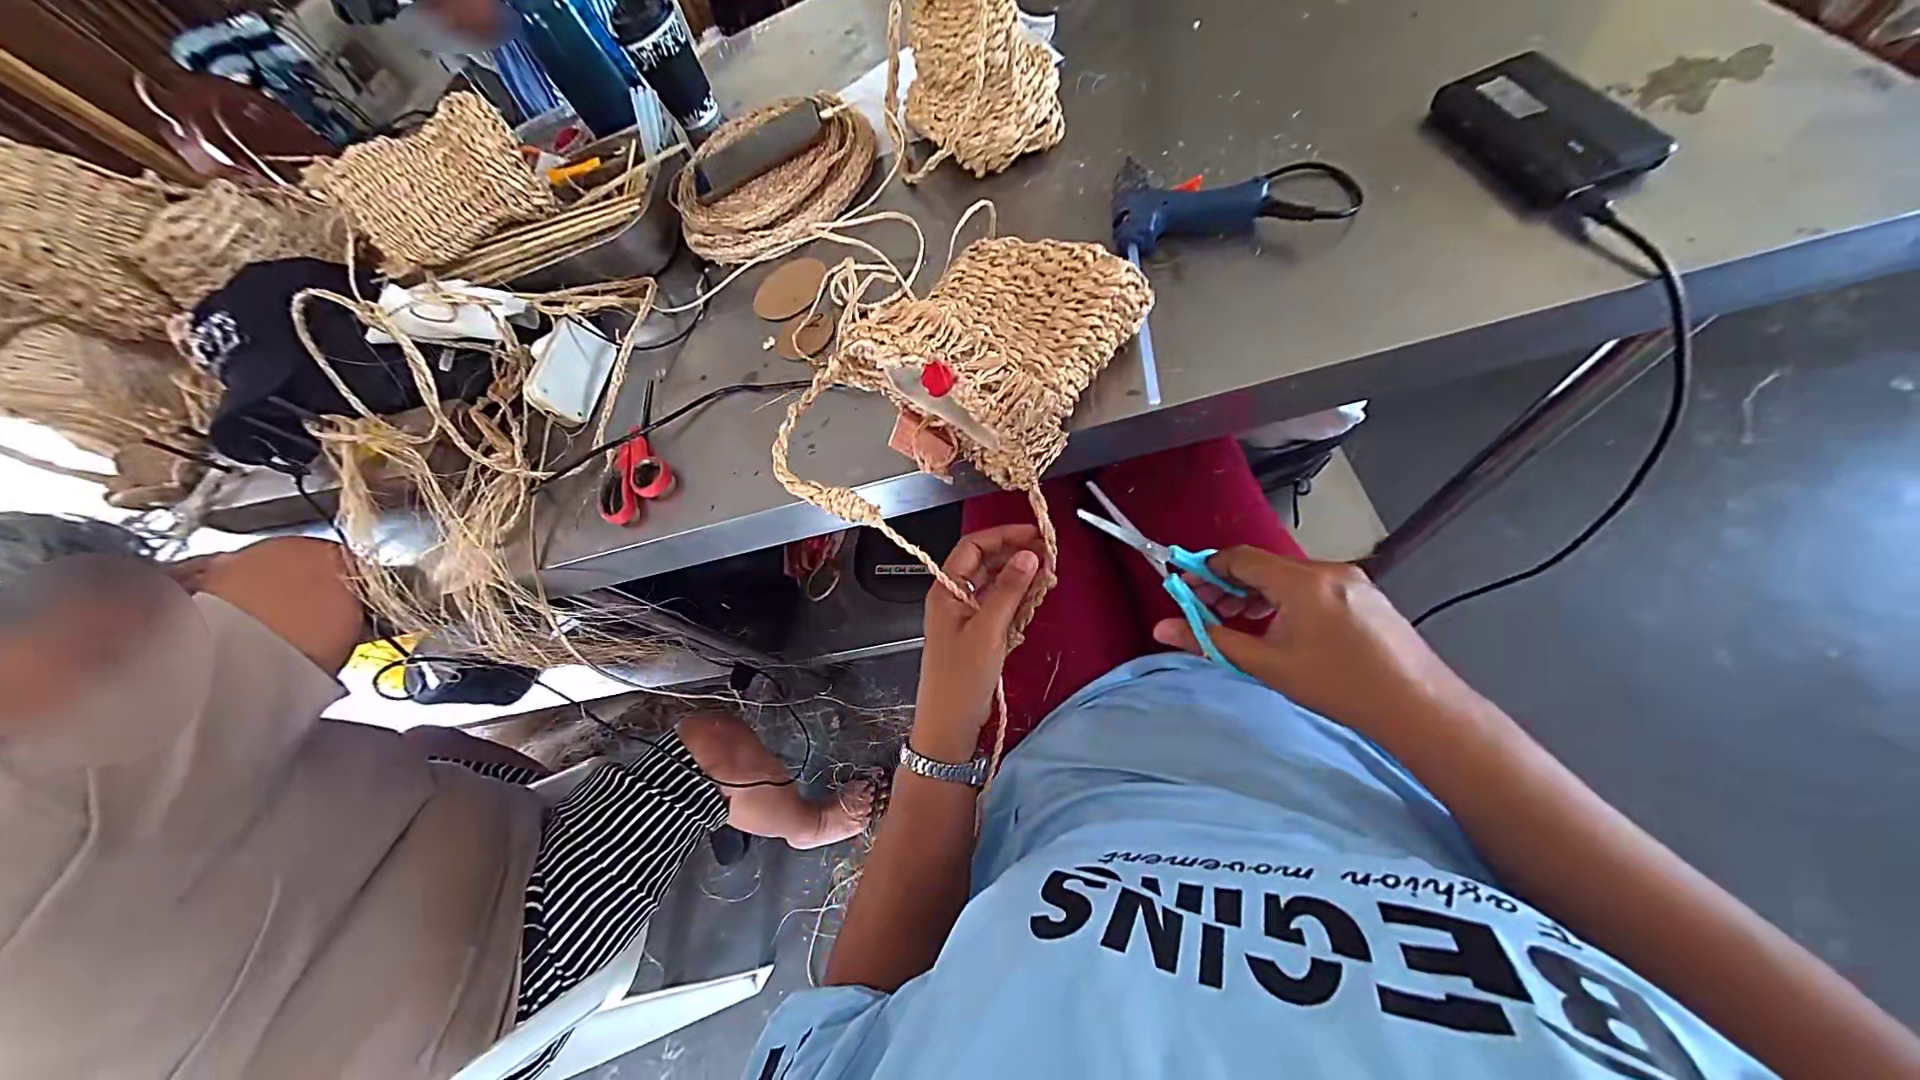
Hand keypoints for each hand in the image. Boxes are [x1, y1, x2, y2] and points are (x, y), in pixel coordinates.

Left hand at [913, 525, 1044, 760]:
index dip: (1003, 535)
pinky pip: (999, 606)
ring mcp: (966, 615)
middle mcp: (954, 596)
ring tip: (1047, 577)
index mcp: (946, 589)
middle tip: (1049, 556)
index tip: (1034, 534)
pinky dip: (1017, 600)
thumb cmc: (961, 678)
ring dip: (1020, 579)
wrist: (950, 723)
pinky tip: (1034, 600)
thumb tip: (1029, 555)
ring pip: (995, 584)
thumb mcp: (988, 629)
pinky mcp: (978, 633)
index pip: (973, 546)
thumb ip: (1009, 590)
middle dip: (1016, 556)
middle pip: (986, 563)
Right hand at [1152, 547, 1486, 737]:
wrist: (1418, 707)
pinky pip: (1309, 585)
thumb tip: (1163, 628)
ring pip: (1285, 575)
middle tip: (1203, 609)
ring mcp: (1349, 579)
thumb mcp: (1266, 665)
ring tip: (1234, 621)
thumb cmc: (1339, 687)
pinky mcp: (1362, 593)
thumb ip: (1210, 640)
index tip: (1184, 588)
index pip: (1239, 558)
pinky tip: (1273, 624)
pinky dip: (1281, 598)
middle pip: (1261, 565)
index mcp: (1301, 581)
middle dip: (1227, 584)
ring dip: (1253, 592)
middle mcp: (1326, 570)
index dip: (1205, 570)